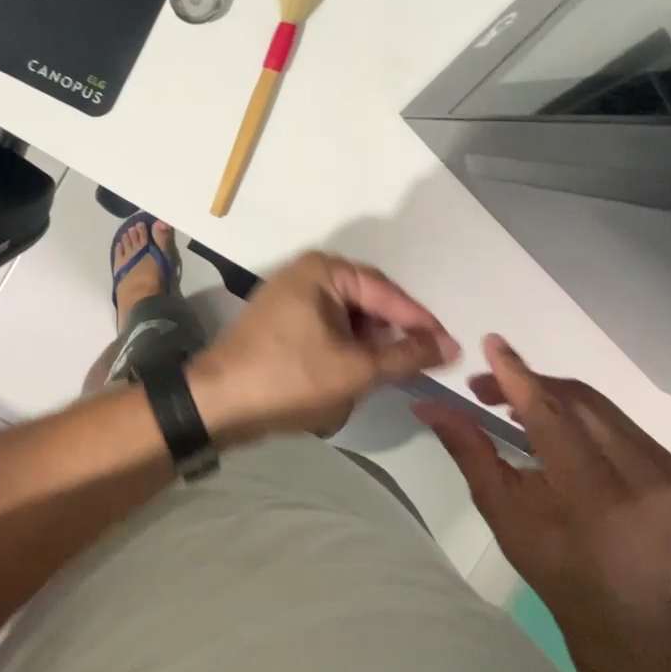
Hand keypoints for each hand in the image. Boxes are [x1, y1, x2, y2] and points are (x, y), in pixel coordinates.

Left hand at [189, 252, 459, 441]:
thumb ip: (406, 354)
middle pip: (367, 302)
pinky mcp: (280, 320)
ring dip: (366, 346)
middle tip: (419, 365)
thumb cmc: (290, 378)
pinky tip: (352, 375)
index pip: (387, 292)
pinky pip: (326, 327)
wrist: (219, 401)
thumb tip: (449, 346)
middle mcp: (306, 272)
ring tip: (381, 375)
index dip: (420, 323)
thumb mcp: (357, 369)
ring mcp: (289, 295)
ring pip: (348, 318)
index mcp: (323, 270)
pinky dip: (343, 349)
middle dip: (390, 334)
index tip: (451, 350)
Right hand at [416, 336, 670, 671]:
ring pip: (593, 402)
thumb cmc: (551, 561)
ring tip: (511, 403)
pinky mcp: (666, 463)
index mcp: (590, 486)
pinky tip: (551, 422)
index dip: (515, 375)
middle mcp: (633, 468)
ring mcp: (657, 465)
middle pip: (572, 398)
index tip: (491, 342)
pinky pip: (612, 417)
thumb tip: (430, 405)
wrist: (622, 610)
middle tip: (482, 389)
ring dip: (549, 393)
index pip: (547, 412)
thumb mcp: (499, 507)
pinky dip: (576, 409)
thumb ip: (468, 449)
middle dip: (526, 383)